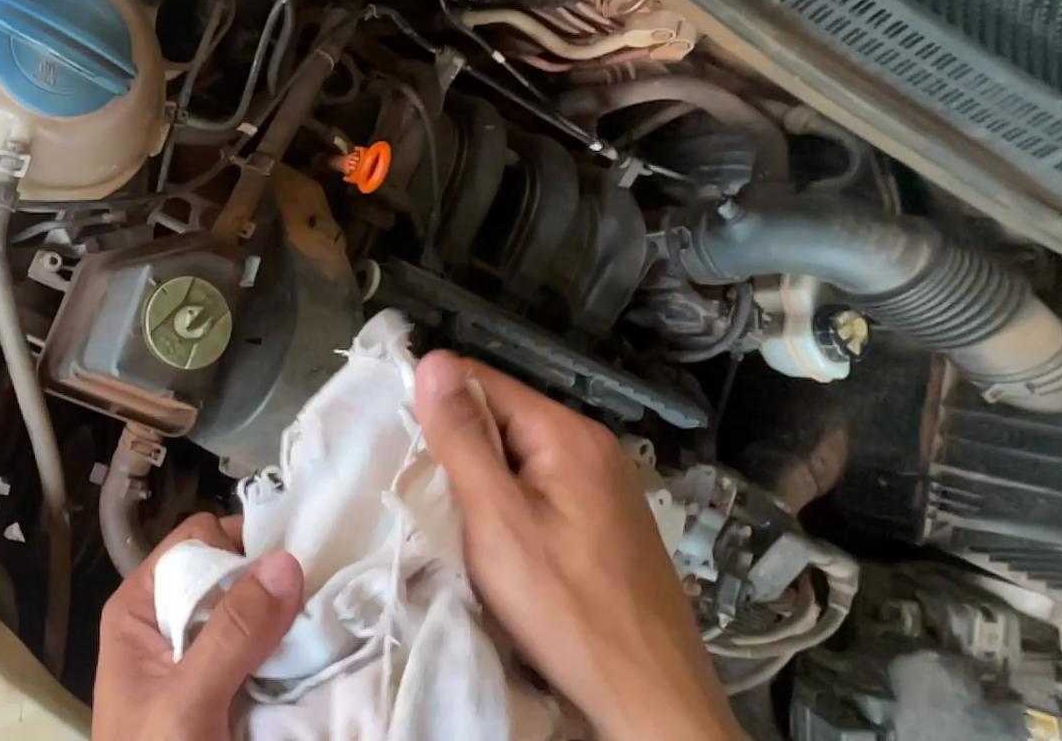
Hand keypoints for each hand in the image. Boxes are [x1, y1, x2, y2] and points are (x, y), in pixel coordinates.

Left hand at [92, 513, 304, 740]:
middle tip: (320, 599)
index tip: (291, 566)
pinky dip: (289, 655)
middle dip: (270, 585)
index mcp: (140, 608)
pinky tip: (318, 659)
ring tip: (328, 626)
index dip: (240, 545)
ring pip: (251, 614)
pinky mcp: (225, 691)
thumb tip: (286, 561)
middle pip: (227, 575)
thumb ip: (231, 634)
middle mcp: (167, 621)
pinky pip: (263, 655)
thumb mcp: (186, 704)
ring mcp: (197, 658)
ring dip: (286, 622)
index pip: (194, 543)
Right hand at [413, 351, 740, 740]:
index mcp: (566, 433)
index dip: (435, 406)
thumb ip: (461, 436)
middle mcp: (591, 445)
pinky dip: (508, 501)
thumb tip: (432, 358)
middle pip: (498, 415)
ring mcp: (604, 483)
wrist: (652, 703)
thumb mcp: (496, 518)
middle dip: (458, 446)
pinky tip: (500, 540)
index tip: (409, 449)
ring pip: (515, 452)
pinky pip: (538, 484)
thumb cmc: (565, 608)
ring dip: (480, 477)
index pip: (478, 380)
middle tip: (433, 496)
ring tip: (461, 521)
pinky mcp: (605, 518)